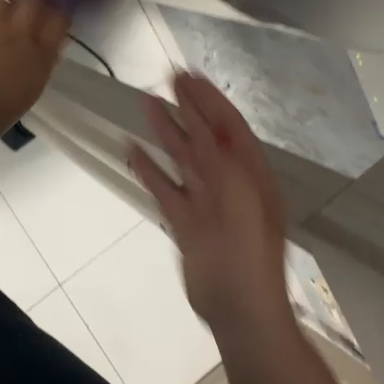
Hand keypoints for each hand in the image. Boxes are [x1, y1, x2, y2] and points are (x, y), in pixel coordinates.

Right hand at [128, 72, 288, 329]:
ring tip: (145, 104)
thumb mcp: (241, 196)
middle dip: (188, 106)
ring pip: (183, 158)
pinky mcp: (185, 223)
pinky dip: (149, 169)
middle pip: (206, 135)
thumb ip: (220, 159)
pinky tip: (132, 150)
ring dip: (166, 131)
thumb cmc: (248, 251)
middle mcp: (230, 182)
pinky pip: (165, 188)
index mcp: (251, 173)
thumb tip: (204, 123)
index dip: (209, 98)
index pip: (229, 125)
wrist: (240, 308)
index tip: (187, 75)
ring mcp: (207, 202)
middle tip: (167, 79)